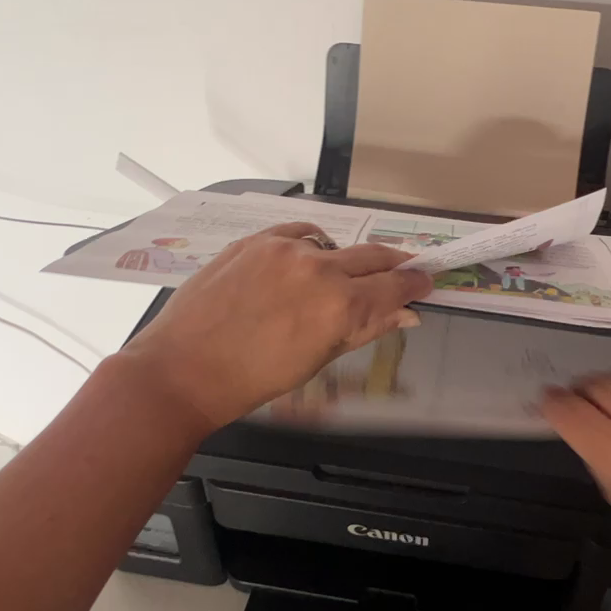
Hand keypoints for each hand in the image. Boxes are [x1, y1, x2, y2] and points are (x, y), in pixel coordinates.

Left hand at [116, 223, 432, 432]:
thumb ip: (367, 328)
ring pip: (335, 245)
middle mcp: (318, 268)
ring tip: (334, 281)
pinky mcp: (257, 239)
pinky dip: (310, 245)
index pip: (395, 286)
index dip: (416, 284)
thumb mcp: (318, 359)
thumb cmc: (255, 378)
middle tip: (400, 274)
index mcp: (339, 305)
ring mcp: (285, 248)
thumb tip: (406, 314)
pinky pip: (300, 232)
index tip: (426, 281)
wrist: (184, 368)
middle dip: (392, 266)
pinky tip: (304, 262)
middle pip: (373, 257)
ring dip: (345, 261)